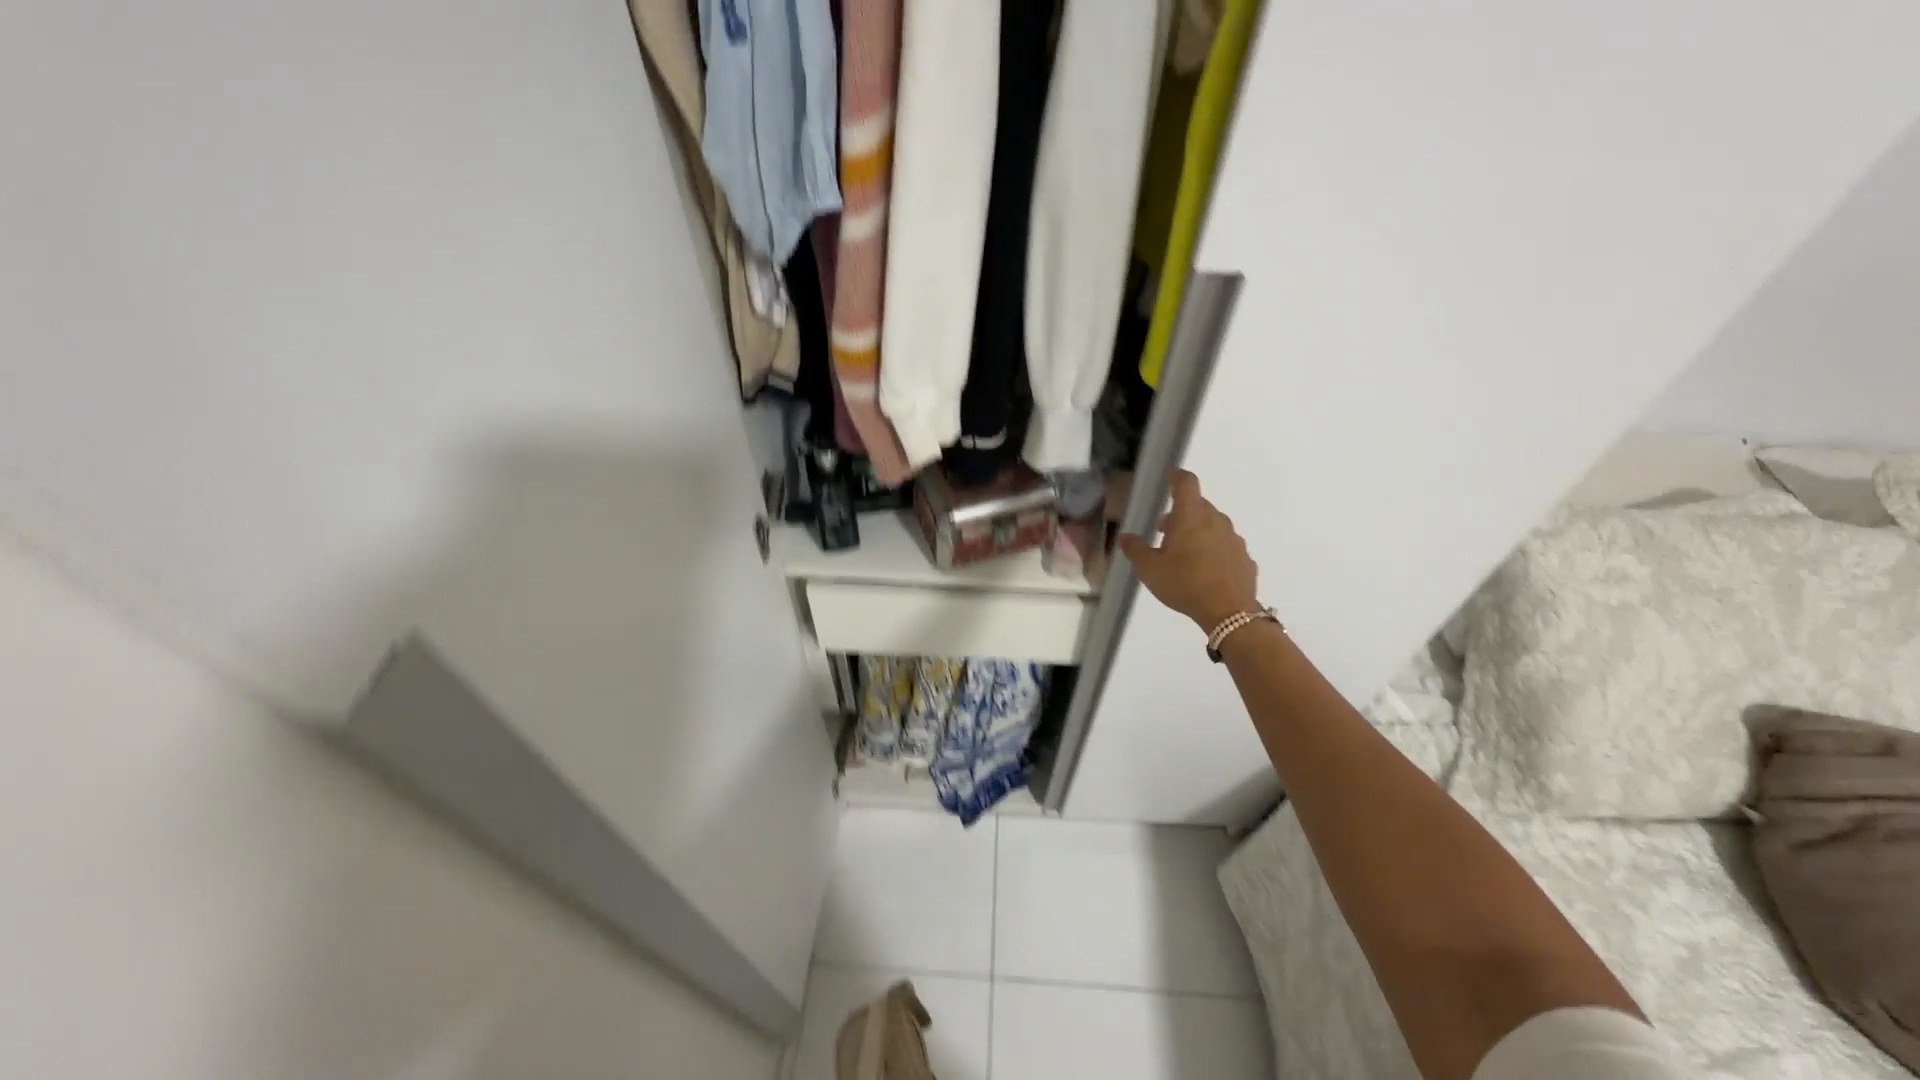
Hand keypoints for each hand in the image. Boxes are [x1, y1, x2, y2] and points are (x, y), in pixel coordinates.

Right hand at [1117, 469, 1260, 632]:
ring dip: (1199, 532)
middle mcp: (1215, 520)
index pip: (1186, 483)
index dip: (1177, 476)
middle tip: (1165, 530)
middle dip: (1182, 513)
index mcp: (1191, 516)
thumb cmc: (1184, 583)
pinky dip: (1215, 551)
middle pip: (1199, 506)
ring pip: (1214, 526)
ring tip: (1185, 553)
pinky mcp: (1245, 558)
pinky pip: (1226, 547)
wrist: (1229, 612)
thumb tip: (1125, 537)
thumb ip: (1136, 550)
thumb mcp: (1150, 569)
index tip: (1169, 477)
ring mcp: (1234, 539)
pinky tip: (1206, 570)